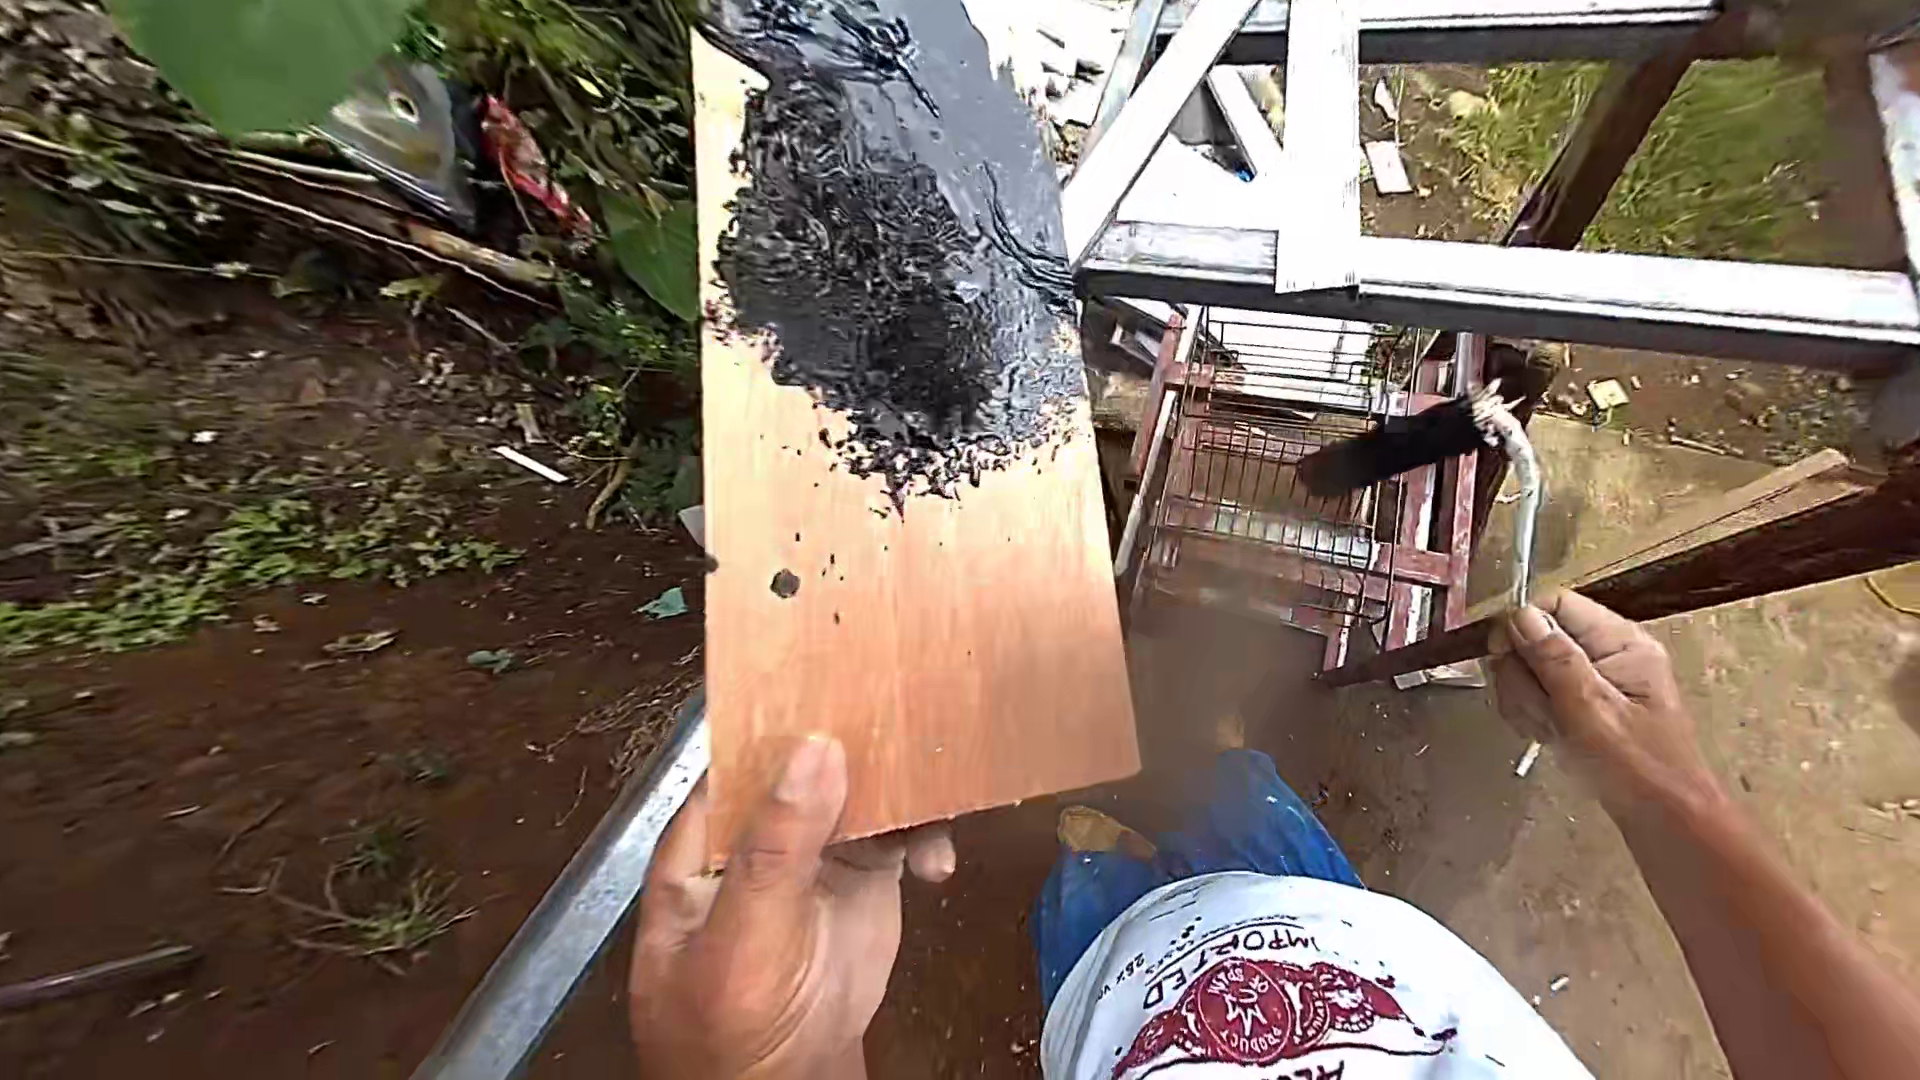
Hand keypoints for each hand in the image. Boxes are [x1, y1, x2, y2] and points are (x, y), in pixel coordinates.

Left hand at [629, 736, 955, 1079]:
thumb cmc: (733, 1027)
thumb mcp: (743, 939)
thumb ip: (773, 849)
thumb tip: (815, 751)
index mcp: (713, 828)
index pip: (745, 747)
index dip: (788, 714)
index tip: (837, 683)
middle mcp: (768, 820)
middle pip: (816, 756)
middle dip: (861, 744)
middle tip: (907, 733)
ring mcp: (820, 839)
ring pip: (866, 784)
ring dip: (905, 792)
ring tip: (928, 822)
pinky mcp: (865, 861)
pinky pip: (902, 826)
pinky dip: (926, 835)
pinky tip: (935, 865)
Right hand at [1490, 591, 1723, 813]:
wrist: (1660, 818)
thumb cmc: (1636, 765)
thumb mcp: (1591, 708)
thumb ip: (1554, 658)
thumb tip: (1520, 613)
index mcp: (1619, 643)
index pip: (1552, 604)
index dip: (1519, 625)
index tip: (1504, 656)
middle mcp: (1601, 651)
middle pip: (1526, 636)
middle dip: (1518, 673)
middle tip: (1539, 706)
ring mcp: (1584, 675)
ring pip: (1518, 665)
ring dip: (1519, 697)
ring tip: (1547, 726)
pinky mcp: (1569, 696)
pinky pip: (1522, 689)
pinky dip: (1523, 711)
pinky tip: (1544, 731)